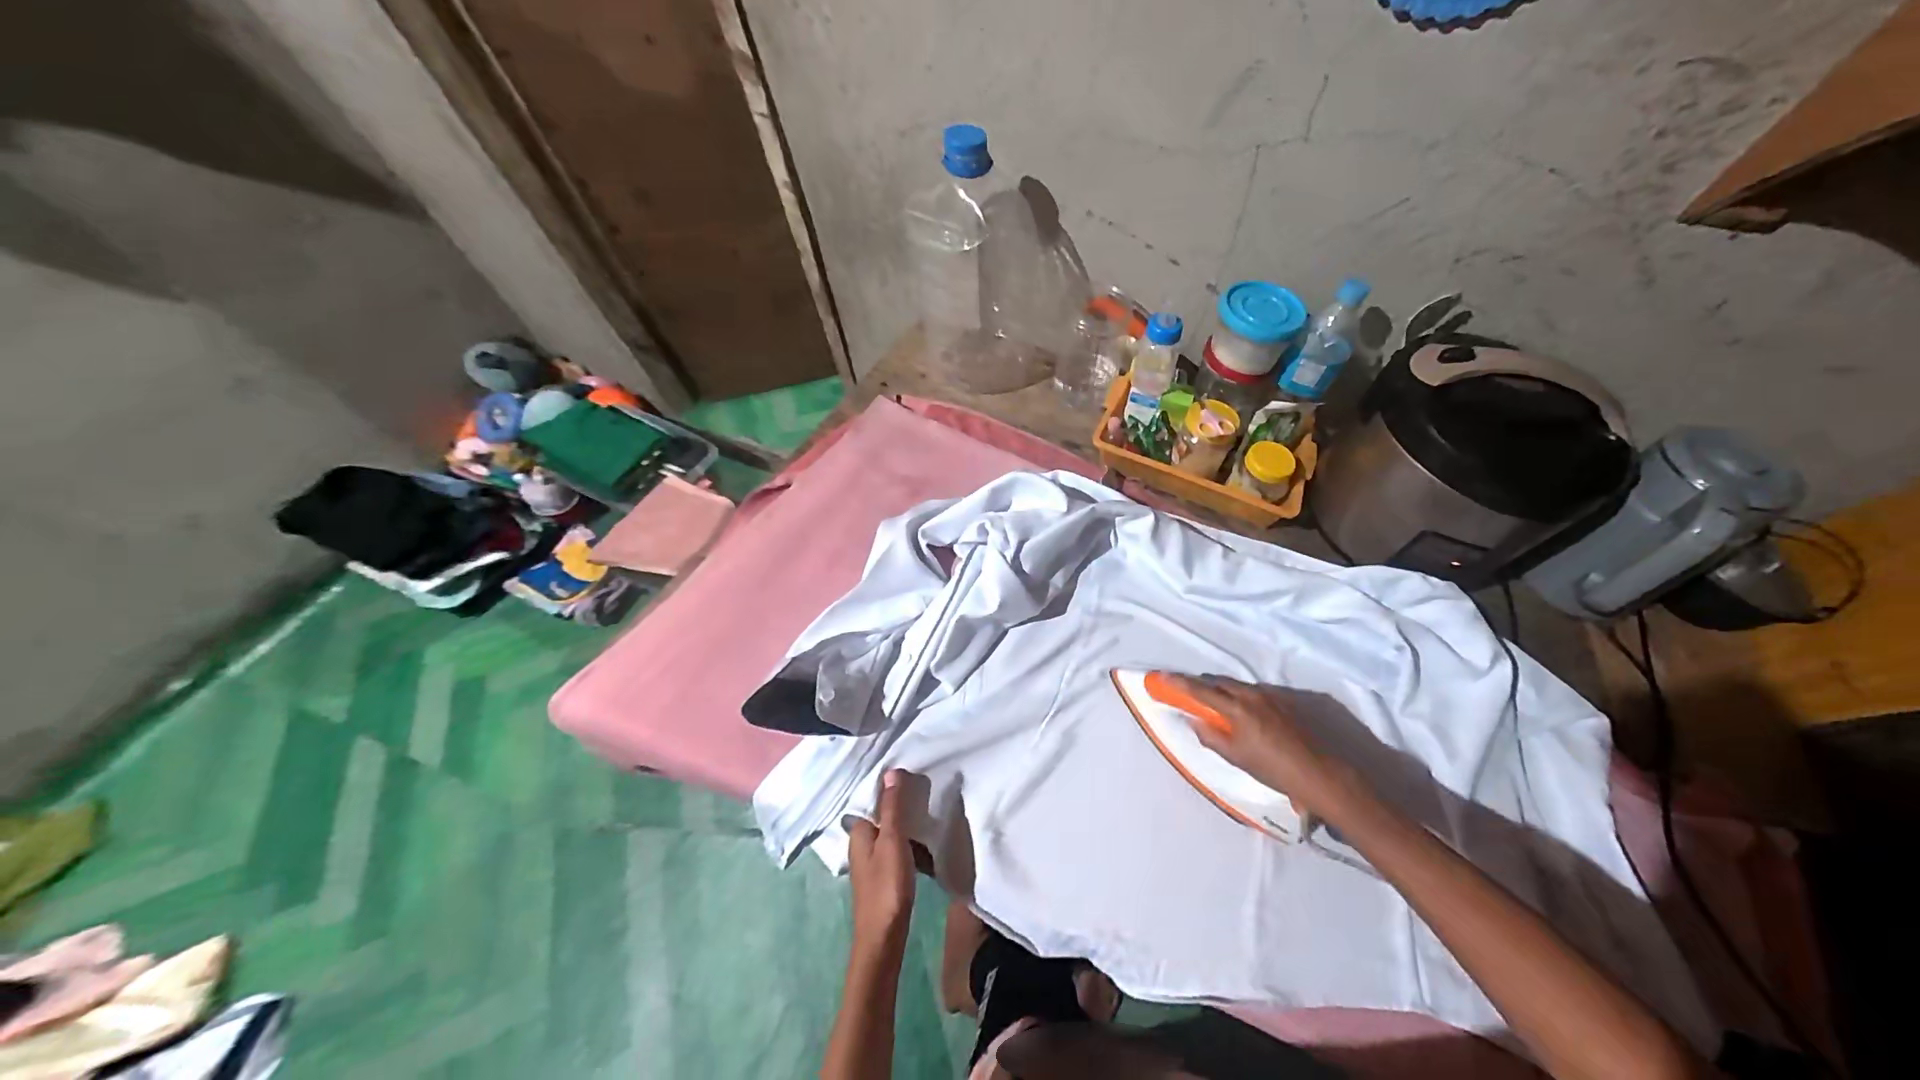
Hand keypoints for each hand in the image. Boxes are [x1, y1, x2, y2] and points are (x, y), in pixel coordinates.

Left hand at [847, 769, 916, 951]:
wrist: (883, 939)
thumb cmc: (886, 887)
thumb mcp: (892, 842)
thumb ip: (891, 808)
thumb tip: (890, 772)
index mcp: (859, 832)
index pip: (872, 799)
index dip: (890, 786)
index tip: (913, 775)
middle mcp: (861, 844)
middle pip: (882, 815)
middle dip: (901, 804)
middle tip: (927, 791)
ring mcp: (872, 862)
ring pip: (891, 833)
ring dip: (908, 825)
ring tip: (931, 812)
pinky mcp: (884, 876)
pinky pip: (898, 850)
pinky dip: (910, 844)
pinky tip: (927, 844)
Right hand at [1168, 676, 1355, 818]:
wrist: (1334, 777)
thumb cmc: (1280, 773)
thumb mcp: (1240, 760)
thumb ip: (1214, 738)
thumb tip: (1197, 722)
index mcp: (1237, 709)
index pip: (1200, 691)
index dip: (1178, 683)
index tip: (1160, 676)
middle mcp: (1256, 694)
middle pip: (1223, 683)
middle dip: (1205, 686)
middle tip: (1194, 693)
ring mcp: (1281, 694)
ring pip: (1247, 688)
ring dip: (1233, 694)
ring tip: (1231, 710)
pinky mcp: (1302, 699)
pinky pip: (1269, 694)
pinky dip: (1258, 702)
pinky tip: (1265, 720)